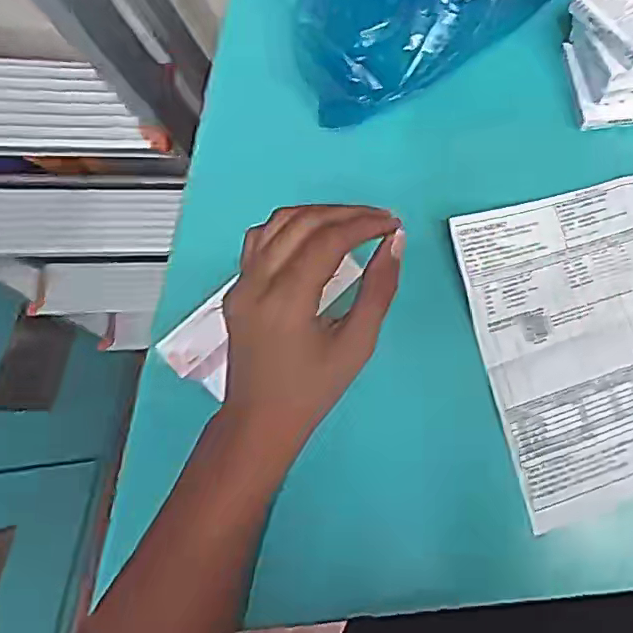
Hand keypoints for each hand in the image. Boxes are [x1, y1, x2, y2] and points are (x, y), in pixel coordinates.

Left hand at [221, 205, 403, 455]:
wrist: (261, 419)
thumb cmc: (313, 389)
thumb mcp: (357, 344)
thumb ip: (379, 290)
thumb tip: (395, 244)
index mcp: (287, 300)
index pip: (327, 239)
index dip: (364, 224)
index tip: (391, 224)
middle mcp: (258, 283)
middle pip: (303, 223)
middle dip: (346, 213)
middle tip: (379, 219)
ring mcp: (241, 283)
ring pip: (278, 222)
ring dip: (319, 214)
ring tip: (352, 221)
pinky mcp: (237, 287)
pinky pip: (261, 238)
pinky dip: (291, 225)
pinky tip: (313, 234)